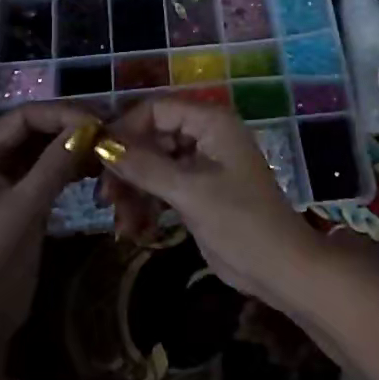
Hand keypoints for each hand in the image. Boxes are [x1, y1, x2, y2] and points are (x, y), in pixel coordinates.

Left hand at [0, 102, 98, 362]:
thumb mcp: (22, 211)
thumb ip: (53, 166)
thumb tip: (89, 127)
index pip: (22, 118)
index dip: (61, 114)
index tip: (101, 121)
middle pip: (33, 134)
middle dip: (70, 130)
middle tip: (113, 130)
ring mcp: (2, 187)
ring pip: (42, 156)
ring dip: (72, 151)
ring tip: (111, 148)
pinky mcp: (18, 208)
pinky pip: (46, 179)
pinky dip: (69, 173)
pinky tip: (96, 171)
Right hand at [96, 99, 329, 306]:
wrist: (279, 270)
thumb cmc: (241, 222)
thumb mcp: (189, 192)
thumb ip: (144, 166)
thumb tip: (102, 147)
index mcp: (211, 123)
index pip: (156, 110)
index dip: (125, 129)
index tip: (98, 156)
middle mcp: (205, 135)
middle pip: (150, 137)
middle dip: (126, 166)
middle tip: (104, 197)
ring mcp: (200, 164)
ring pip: (152, 164)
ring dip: (132, 190)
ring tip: (120, 221)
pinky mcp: (196, 190)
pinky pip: (161, 186)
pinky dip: (145, 203)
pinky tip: (133, 227)